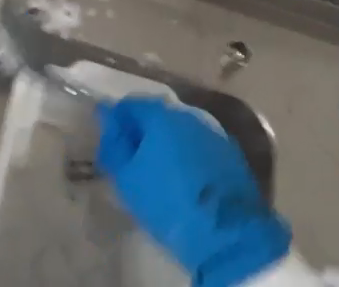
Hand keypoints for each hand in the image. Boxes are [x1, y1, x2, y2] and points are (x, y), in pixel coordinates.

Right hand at [96, 96, 291, 286]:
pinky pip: (200, 146)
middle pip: (158, 115)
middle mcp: (189, 115)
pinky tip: (184, 177)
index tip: (111, 143)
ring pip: (181, 130)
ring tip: (157, 169)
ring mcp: (213, 132)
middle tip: (132, 158)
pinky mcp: (231, 153)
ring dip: (167, 143)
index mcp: (161, 116)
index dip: (117, 121)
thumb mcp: (128, 179)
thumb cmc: (167, 202)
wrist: (226, 233)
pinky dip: (188, 155)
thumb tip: (106, 121)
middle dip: (143, 132)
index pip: (131, 105)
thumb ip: (114, 146)